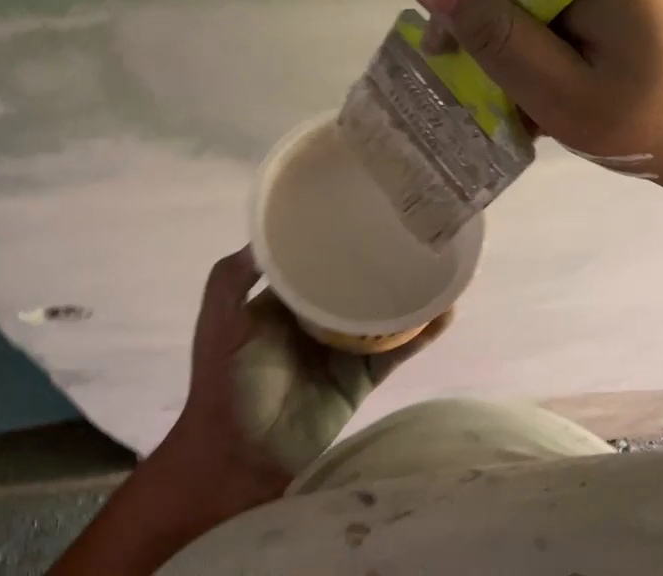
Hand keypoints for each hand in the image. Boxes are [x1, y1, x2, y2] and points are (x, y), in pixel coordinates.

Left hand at [164, 248, 450, 493]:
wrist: (238, 456)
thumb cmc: (224, 381)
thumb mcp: (218, 320)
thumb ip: (231, 277)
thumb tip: (263, 234)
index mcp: (282, 301)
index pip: (314, 260)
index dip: (335, 237)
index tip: (363, 207)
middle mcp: (316, 319)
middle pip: (355, 283)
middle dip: (380, 260)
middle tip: (414, 230)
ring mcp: (342, 349)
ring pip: (382, 314)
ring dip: (409, 293)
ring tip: (441, 265)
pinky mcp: (362, 379)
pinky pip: (396, 352)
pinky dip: (420, 334)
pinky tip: (444, 311)